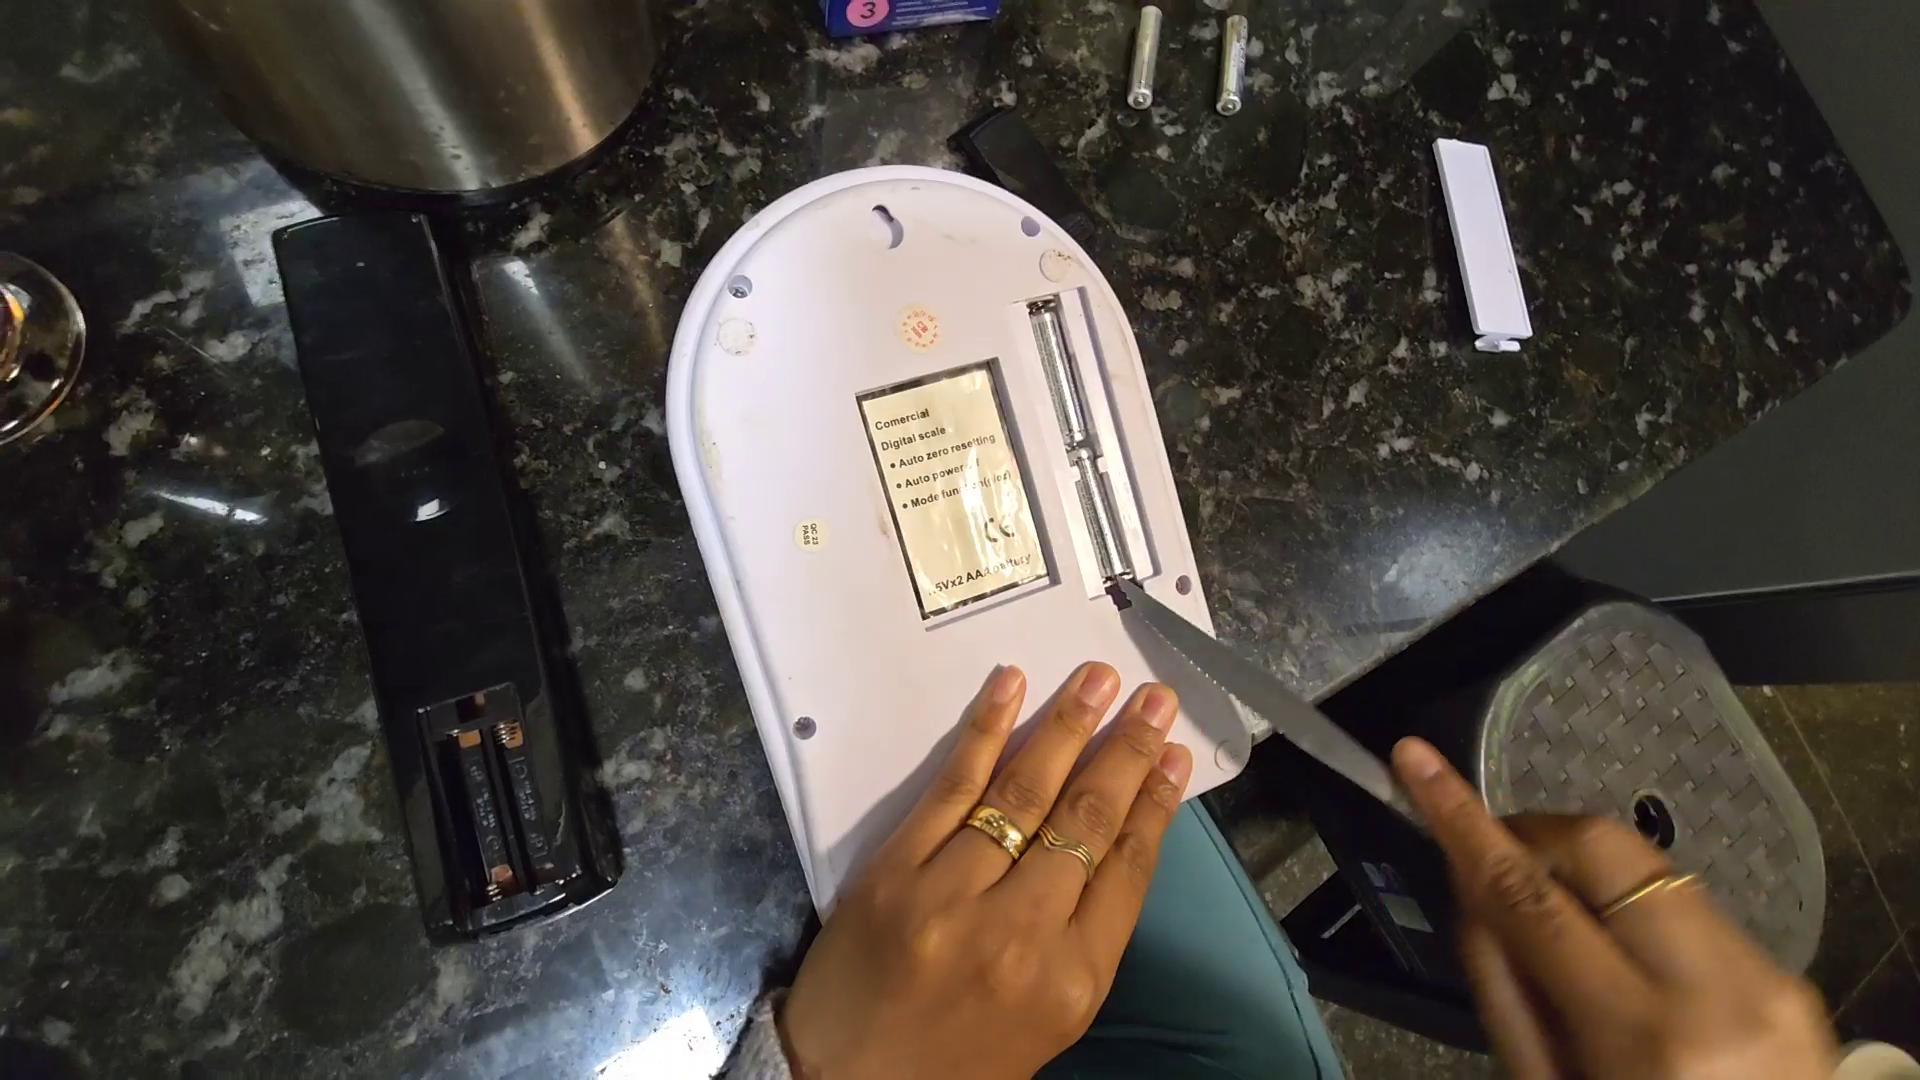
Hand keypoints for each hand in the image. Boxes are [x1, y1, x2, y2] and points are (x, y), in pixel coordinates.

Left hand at [780, 663, 1192, 1079]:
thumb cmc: (960, 1055)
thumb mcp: (1048, 1015)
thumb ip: (1083, 930)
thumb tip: (1118, 833)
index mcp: (1072, 981)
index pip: (1128, 868)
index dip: (1156, 802)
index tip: (1174, 752)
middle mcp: (1022, 932)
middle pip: (1087, 819)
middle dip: (1125, 750)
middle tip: (1153, 696)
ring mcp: (954, 892)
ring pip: (1026, 790)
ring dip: (1068, 726)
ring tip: (1098, 679)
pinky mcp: (899, 866)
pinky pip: (954, 785)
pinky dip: (987, 730)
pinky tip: (1012, 687)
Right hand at [1391, 737, 1838, 1079]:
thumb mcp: (1542, 1077)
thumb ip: (1499, 971)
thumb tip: (1470, 874)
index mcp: (1645, 1035)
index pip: (1524, 892)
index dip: (1459, 817)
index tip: (1413, 757)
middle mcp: (1721, 991)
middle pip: (1596, 844)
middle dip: (1530, 838)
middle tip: (1499, 875)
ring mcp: (1770, 978)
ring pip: (1637, 860)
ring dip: (1576, 872)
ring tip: (1564, 930)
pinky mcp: (1791, 976)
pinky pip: (1675, 897)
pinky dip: (1622, 905)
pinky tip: (1621, 957)